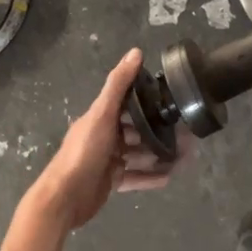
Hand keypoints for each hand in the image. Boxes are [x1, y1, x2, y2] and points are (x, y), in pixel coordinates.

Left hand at [24, 49, 184, 233]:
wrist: (64, 198)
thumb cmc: (83, 152)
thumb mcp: (102, 114)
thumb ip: (118, 85)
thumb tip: (136, 52)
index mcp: (102, 118)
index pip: (130, 104)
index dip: (150, 102)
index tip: (174, 101)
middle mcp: (106, 136)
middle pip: (138, 131)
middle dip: (161, 132)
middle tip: (187, 134)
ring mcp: (109, 160)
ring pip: (140, 154)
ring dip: (160, 154)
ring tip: (185, 156)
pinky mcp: (111, 181)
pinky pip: (136, 177)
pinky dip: (151, 176)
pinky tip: (170, 176)